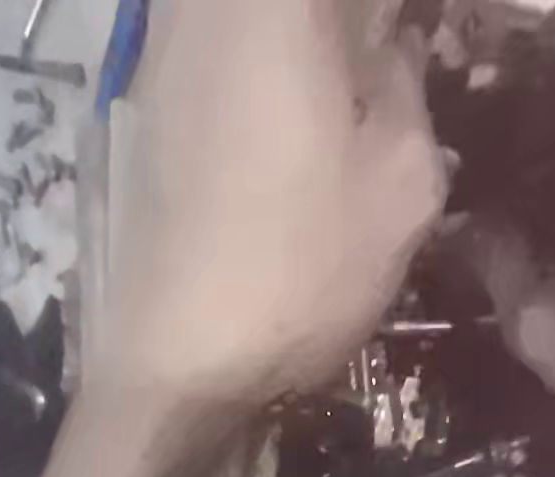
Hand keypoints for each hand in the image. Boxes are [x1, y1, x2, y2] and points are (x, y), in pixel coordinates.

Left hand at [95, 0, 446, 406]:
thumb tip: (388, 54)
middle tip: (378, 80)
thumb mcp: (401, 185)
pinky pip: (215, 62)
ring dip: (308, 57)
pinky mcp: (145, 117)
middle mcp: (198, 6)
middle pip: (293, 5)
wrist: (182, 362)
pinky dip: (261, 84)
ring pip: (247, 26)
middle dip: (343, 33)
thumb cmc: (301, 272)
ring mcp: (158, 57)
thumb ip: (409, 91)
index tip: (403, 57)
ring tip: (343, 111)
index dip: (382, 23)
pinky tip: (286, 143)